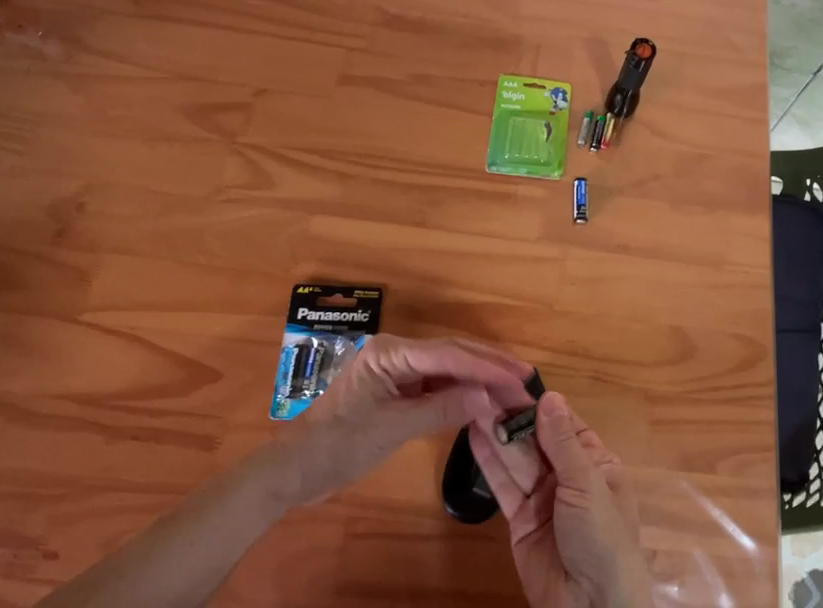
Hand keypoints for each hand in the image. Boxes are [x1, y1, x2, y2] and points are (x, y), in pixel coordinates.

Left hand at [263, 334, 533, 505]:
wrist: (295, 471)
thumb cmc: (338, 446)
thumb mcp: (393, 429)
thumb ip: (442, 408)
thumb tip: (490, 398)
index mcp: (390, 352)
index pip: (449, 354)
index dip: (487, 365)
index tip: (520, 377)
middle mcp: (395, 351)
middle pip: (452, 352)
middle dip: (490, 366)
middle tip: (526, 379)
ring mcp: (396, 368)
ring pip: (448, 365)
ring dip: (479, 377)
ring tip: (513, 386)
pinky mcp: (397, 387)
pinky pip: (436, 382)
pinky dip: (461, 390)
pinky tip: (483, 398)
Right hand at [470, 392, 652, 607]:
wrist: (590, 606)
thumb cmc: (603, 537)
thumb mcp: (587, 484)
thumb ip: (563, 442)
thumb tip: (550, 396)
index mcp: (596, 463)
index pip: (564, 425)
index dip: (540, 404)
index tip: (513, 379)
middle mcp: (568, 476)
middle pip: (537, 440)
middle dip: (513, 416)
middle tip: (484, 387)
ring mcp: (543, 498)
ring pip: (517, 459)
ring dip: (497, 433)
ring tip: (473, 402)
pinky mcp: (520, 520)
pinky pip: (504, 485)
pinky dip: (489, 461)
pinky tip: (474, 435)